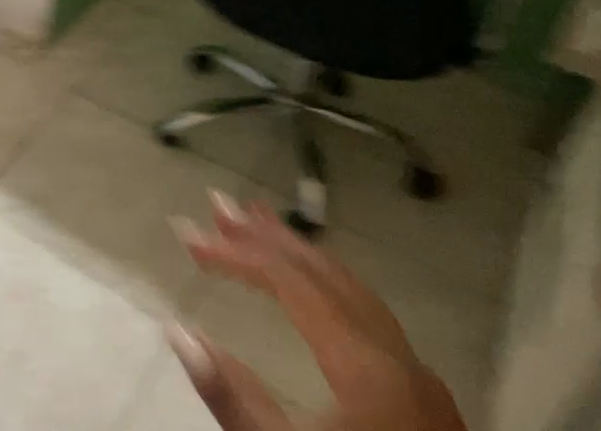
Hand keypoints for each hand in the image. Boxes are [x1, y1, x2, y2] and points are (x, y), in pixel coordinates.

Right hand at [165, 191, 469, 430]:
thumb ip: (232, 398)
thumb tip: (177, 331)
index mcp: (366, 365)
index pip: (290, 283)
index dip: (235, 252)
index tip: (185, 234)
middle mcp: (397, 354)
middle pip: (324, 274)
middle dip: (266, 235)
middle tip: (218, 202)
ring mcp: (417, 373)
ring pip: (352, 290)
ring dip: (298, 254)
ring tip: (255, 223)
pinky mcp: (422, 393)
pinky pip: (368, 313)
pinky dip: (327, 283)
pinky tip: (311, 284)